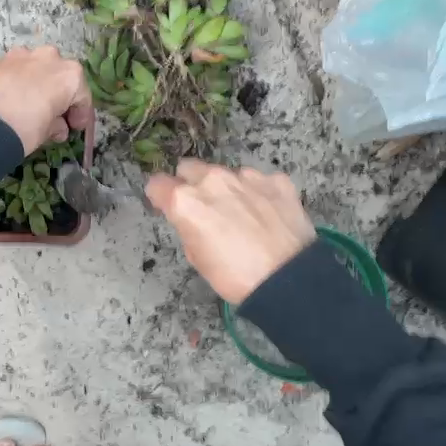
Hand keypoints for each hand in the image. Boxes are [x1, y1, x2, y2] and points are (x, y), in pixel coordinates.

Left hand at [0, 46, 93, 155]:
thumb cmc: (25, 128)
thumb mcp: (47, 133)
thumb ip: (57, 126)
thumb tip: (59, 127)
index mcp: (70, 75)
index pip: (82, 96)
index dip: (81, 114)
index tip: (75, 128)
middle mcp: (50, 57)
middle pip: (60, 76)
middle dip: (60, 95)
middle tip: (55, 116)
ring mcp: (23, 54)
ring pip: (38, 68)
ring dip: (39, 84)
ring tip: (31, 105)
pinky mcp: (0, 59)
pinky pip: (17, 70)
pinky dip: (19, 81)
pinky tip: (13, 98)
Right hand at [146, 160, 315, 303]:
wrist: (288, 278)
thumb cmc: (235, 276)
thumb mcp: (196, 258)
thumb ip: (187, 227)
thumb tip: (192, 219)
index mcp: (186, 202)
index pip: (157, 184)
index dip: (160, 196)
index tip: (166, 204)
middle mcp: (213, 181)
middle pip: (190, 168)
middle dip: (191, 184)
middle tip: (203, 208)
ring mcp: (247, 177)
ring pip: (226, 173)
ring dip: (226, 188)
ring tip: (241, 215)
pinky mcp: (276, 181)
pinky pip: (258, 181)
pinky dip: (257, 193)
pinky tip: (266, 214)